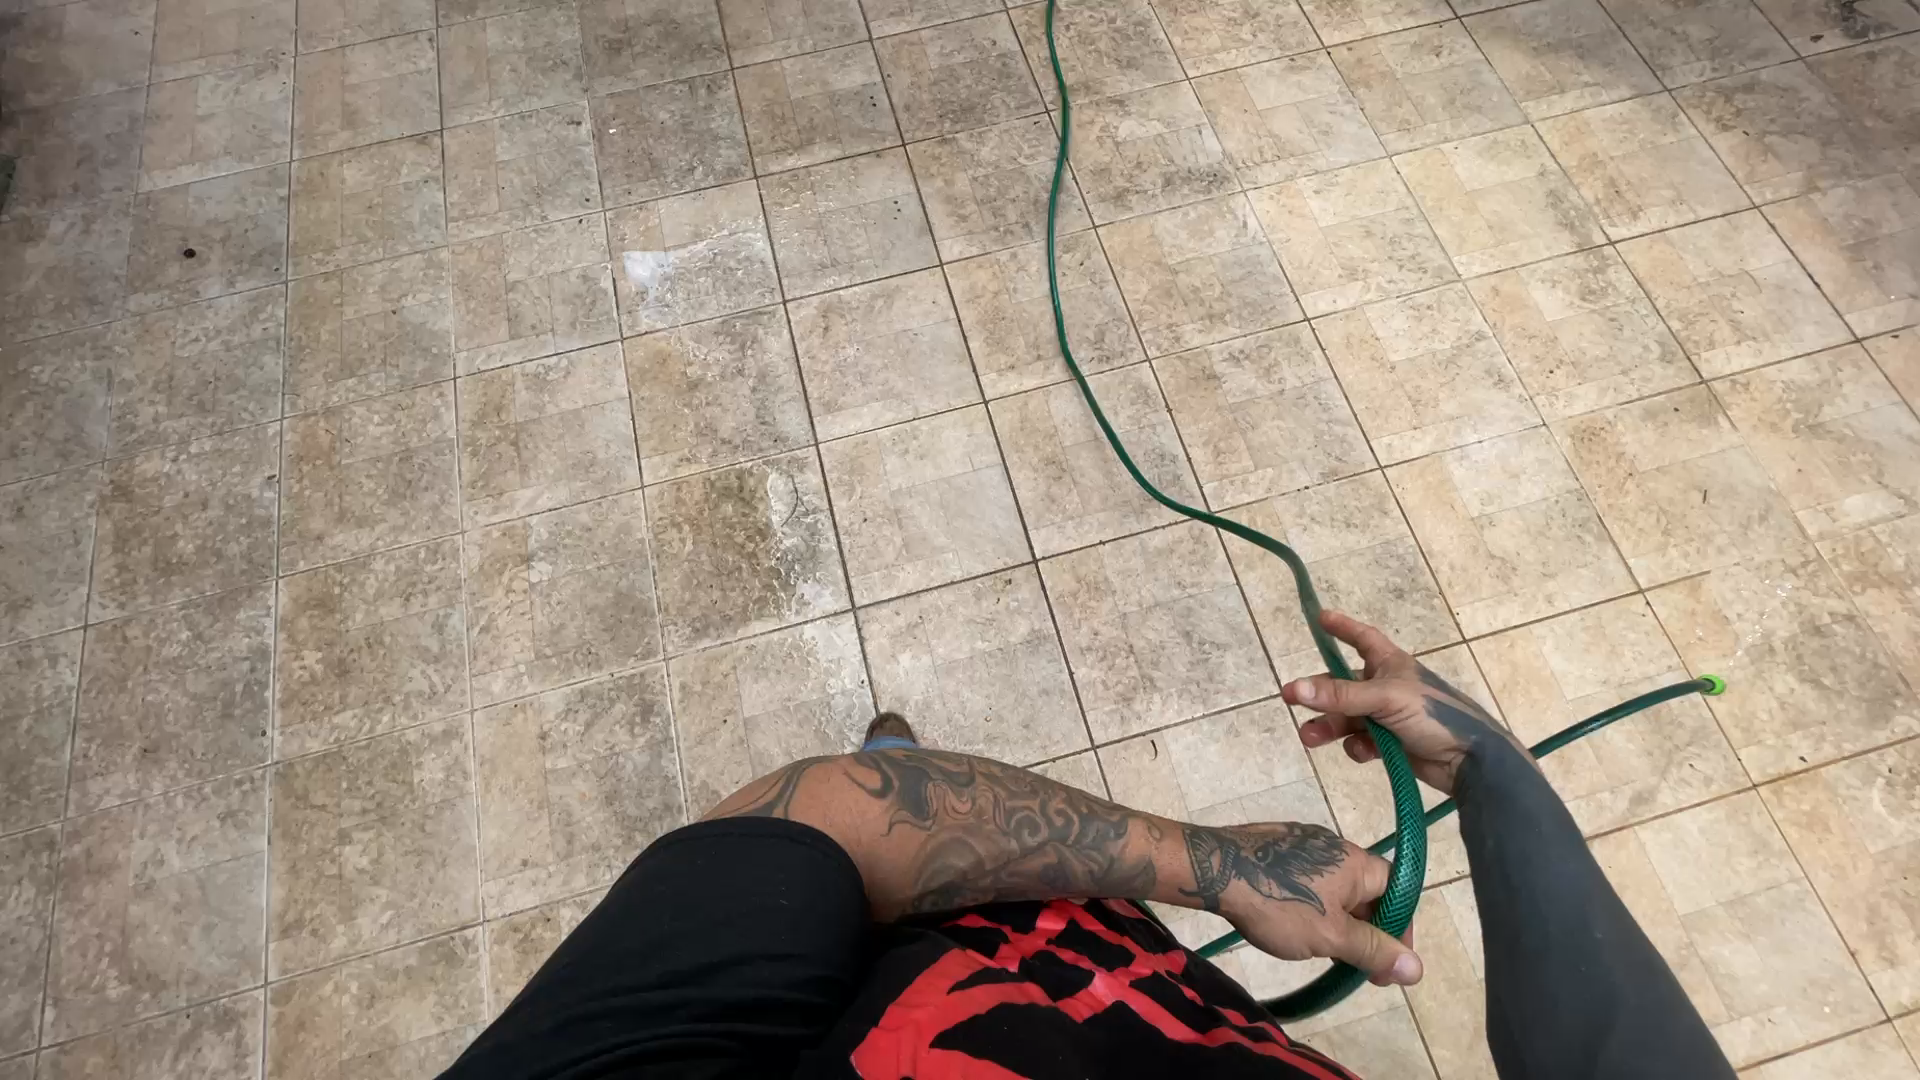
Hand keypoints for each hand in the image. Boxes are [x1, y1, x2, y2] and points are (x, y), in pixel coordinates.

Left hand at [1183, 822, 1421, 986]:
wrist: (1212, 868)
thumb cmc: (1278, 902)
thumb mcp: (1332, 936)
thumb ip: (1374, 950)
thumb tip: (1418, 969)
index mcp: (1354, 860)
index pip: (1397, 888)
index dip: (1400, 926)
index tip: (1388, 962)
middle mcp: (1330, 843)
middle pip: (1366, 889)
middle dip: (1367, 929)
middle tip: (1354, 966)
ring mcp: (1298, 841)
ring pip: (1333, 886)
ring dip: (1337, 920)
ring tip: (1321, 950)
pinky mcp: (1272, 846)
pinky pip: (1305, 878)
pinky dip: (1309, 903)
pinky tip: (1291, 923)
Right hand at [1284, 610, 1522, 794]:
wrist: (1472, 762)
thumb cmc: (1434, 715)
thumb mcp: (1384, 698)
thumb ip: (1338, 695)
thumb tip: (1293, 688)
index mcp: (1391, 665)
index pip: (1362, 638)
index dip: (1342, 627)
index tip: (1319, 617)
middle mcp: (1386, 687)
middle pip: (1342, 685)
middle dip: (1318, 696)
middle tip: (1291, 700)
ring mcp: (1388, 716)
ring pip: (1346, 717)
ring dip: (1327, 726)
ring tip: (1309, 739)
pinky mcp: (1391, 743)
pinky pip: (1361, 740)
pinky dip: (1356, 746)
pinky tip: (1360, 752)